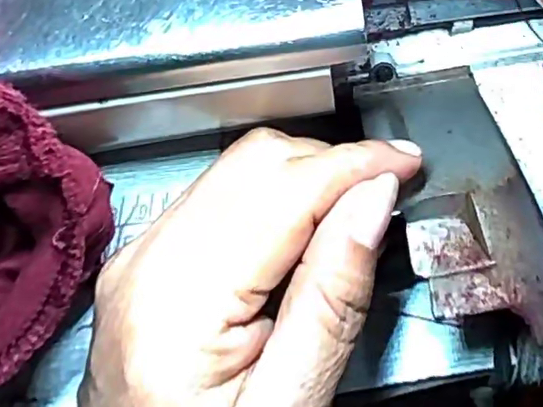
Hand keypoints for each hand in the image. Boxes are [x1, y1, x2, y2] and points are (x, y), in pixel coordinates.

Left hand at [82, 129, 422, 406]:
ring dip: (303, 171)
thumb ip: (333, 299)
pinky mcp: (146, 253)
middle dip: (329, 162)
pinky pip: (217, 192)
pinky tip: (303, 220)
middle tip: (386, 183)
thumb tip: (372, 200)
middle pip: (254, 163)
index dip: (350, 164)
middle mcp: (147, 261)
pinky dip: (271, 192)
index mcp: (178, 305)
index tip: (401, 161)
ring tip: (352, 203)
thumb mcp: (290, 405)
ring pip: (236, 167)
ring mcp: (141, 253)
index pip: (279, 192)